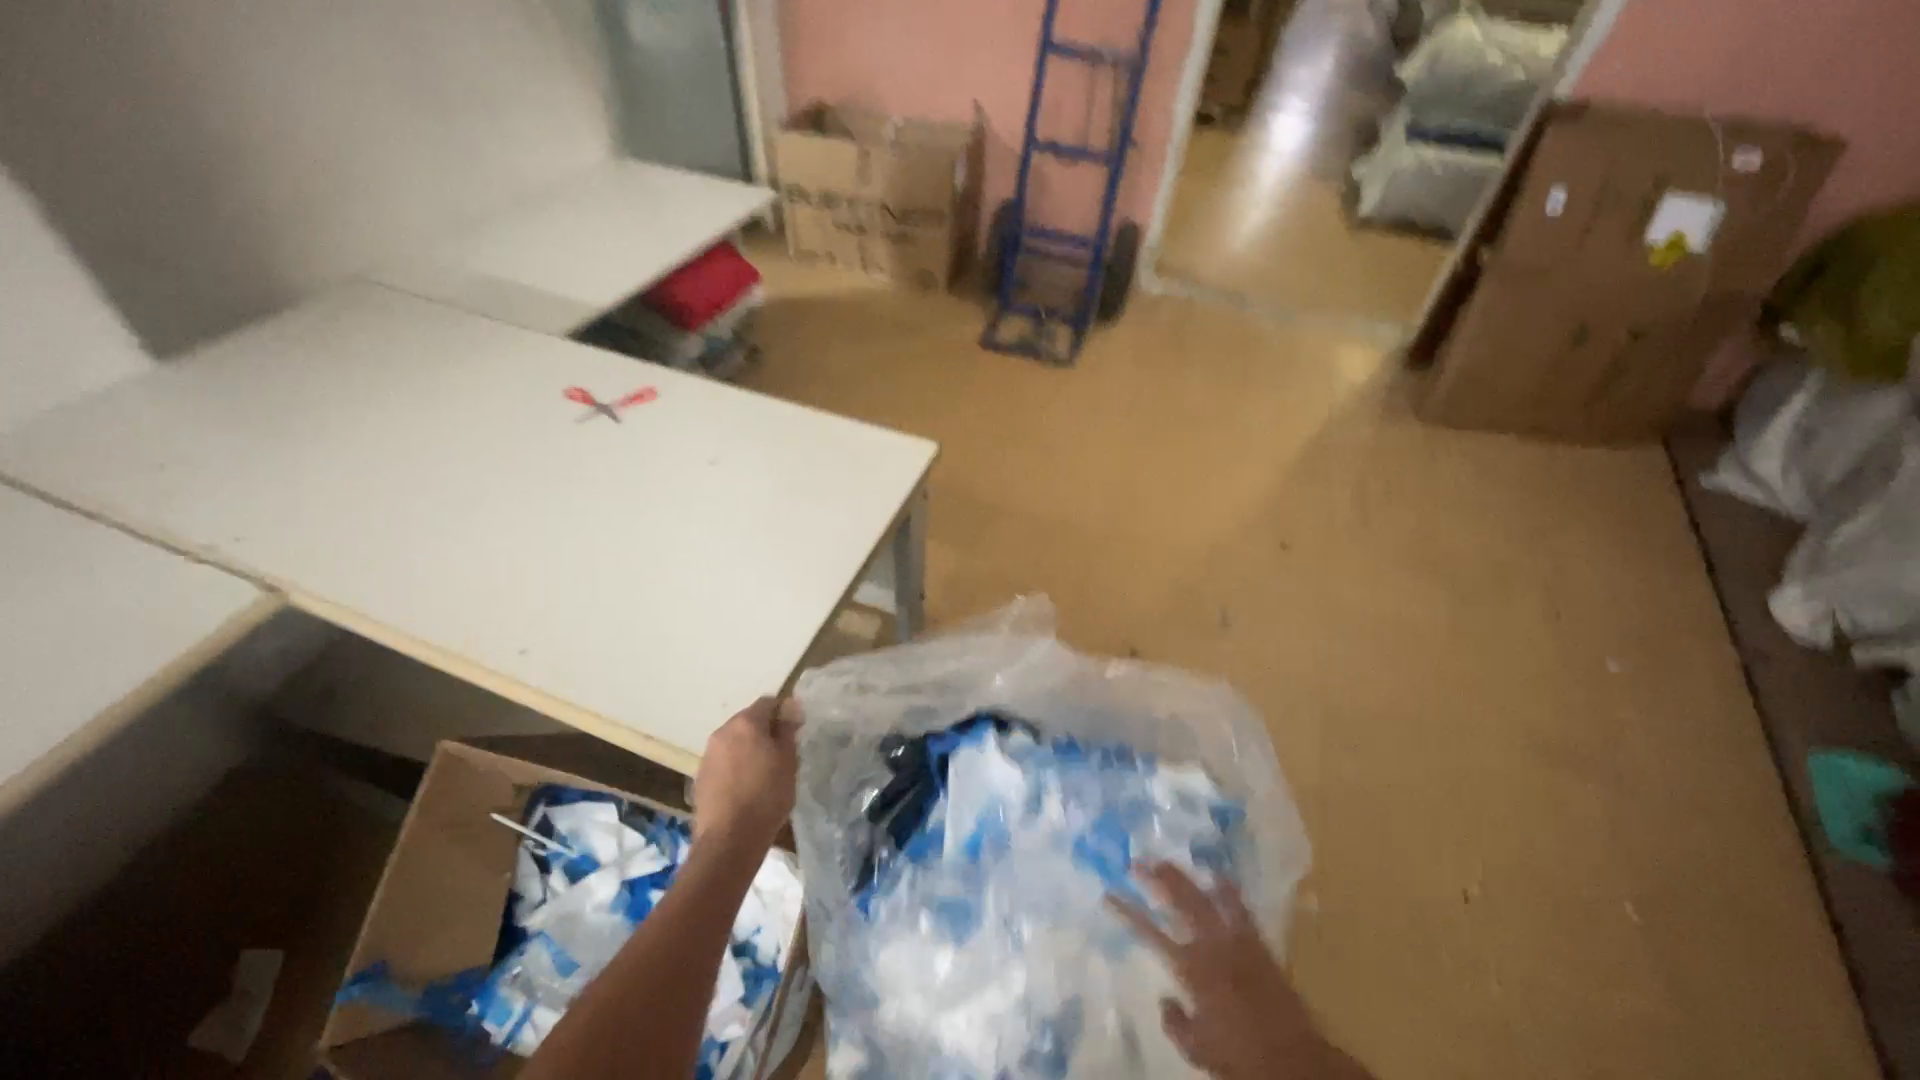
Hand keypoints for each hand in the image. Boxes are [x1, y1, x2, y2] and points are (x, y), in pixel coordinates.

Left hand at [693, 696, 798, 848]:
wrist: (729, 838)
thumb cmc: (767, 796)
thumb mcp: (788, 761)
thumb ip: (787, 730)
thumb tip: (790, 704)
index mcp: (746, 723)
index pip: (767, 702)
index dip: (783, 713)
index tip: (795, 732)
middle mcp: (722, 732)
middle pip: (747, 721)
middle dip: (764, 731)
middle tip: (781, 755)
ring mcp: (708, 754)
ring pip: (733, 742)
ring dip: (748, 749)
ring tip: (763, 773)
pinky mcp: (700, 776)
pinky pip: (723, 761)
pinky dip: (735, 766)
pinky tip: (745, 788)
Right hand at [1110, 863, 1365, 1079]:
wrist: (1292, 1058)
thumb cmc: (1238, 1055)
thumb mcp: (1195, 1047)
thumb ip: (1174, 1021)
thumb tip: (1166, 1000)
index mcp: (1189, 970)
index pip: (1148, 933)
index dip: (1126, 911)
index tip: (1108, 894)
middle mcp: (1210, 947)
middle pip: (1178, 903)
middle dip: (1155, 880)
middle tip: (1137, 862)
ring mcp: (1236, 941)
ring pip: (1206, 899)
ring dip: (1185, 878)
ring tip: (1167, 860)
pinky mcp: (1259, 944)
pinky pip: (1241, 909)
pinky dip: (1228, 890)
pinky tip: (1219, 874)